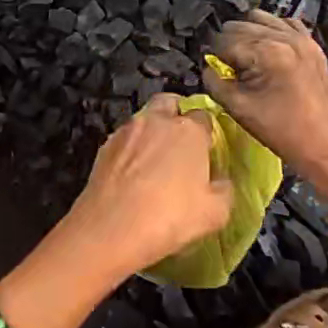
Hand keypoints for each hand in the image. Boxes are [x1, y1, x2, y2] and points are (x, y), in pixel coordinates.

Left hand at [55, 95, 231, 282]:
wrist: (113, 225)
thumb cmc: (171, 216)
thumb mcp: (217, 211)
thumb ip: (224, 188)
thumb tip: (219, 179)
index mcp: (188, 131)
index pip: (203, 116)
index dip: (207, 130)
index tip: (208, 146)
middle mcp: (154, 121)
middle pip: (167, 103)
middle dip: (176, 113)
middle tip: (182, 140)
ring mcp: (125, 131)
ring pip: (143, 119)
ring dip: (152, 131)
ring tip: (156, 160)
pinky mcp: (104, 145)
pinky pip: (124, 138)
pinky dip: (132, 147)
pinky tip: (134, 170)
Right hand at [202, 10, 327, 180]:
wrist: (324, 144)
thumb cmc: (278, 128)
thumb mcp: (234, 106)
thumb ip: (212, 79)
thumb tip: (208, 65)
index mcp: (266, 52)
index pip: (222, 41)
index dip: (213, 56)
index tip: (215, 71)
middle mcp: (284, 38)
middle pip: (239, 26)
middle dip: (228, 44)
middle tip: (228, 66)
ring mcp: (302, 39)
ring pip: (260, 18)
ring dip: (247, 33)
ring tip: (246, 55)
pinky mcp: (312, 46)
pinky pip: (284, 23)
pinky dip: (271, 30)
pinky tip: (267, 49)